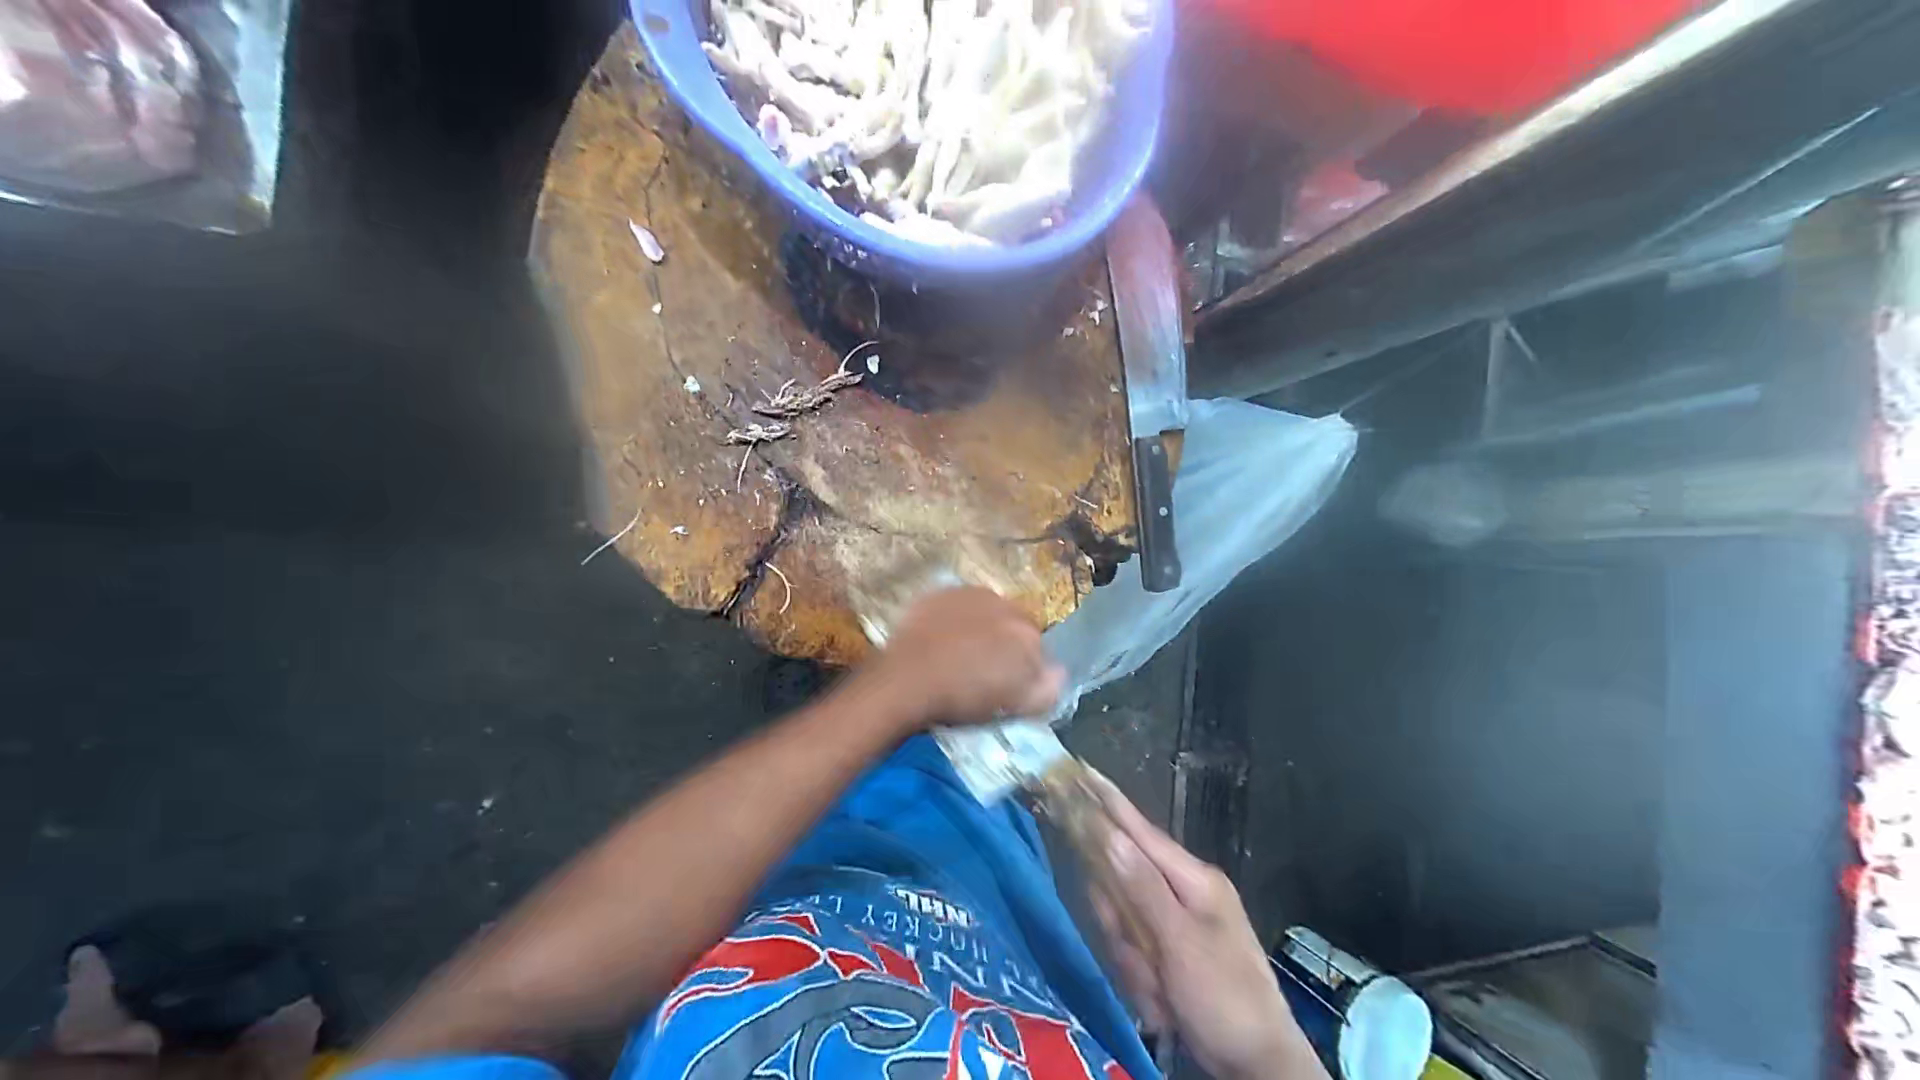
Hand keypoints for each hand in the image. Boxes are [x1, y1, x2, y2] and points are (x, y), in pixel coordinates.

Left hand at [865, 586, 1065, 727]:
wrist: (907, 678)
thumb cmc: (962, 698)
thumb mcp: (1014, 706)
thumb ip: (1046, 688)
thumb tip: (1059, 673)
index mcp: (1028, 634)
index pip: (1038, 649)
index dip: (1023, 667)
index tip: (1006, 682)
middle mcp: (1005, 605)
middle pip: (1013, 625)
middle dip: (1004, 643)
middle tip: (982, 669)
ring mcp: (970, 594)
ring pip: (986, 612)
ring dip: (980, 628)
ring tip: (959, 653)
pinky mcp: (940, 592)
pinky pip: (956, 606)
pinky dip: (954, 619)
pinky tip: (940, 638)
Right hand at [1089, 775, 1328, 1079]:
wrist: (1259, 1067)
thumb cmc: (1225, 998)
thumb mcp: (1180, 943)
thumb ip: (1141, 887)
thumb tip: (1108, 833)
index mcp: (1192, 878)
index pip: (1139, 830)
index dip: (1108, 801)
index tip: (1080, 770)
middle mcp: (1182, 892)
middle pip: (1122, 886)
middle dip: (1123, 931)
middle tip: (1143, 966)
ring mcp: (1175, 924)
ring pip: (1124, 924)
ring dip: (1134, 963)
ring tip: (1160, 997)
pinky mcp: (1169, 952)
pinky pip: (1134, 952)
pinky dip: (1142, 980)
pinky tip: (1162, 1005)